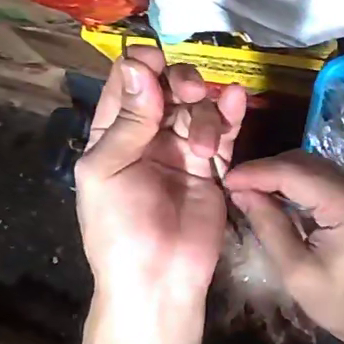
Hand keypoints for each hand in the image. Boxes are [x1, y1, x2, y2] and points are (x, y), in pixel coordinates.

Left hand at [75, 46, 246, 319]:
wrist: (158, 279)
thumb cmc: (119, 228)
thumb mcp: (106, 171)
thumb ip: (128, 120)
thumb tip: (137, 64)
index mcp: (112, 133)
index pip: (127, 83)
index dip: (141, 66)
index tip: (156, 64)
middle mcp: (147, 134)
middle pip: (167, 86)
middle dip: (180, 80)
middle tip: (189, 91)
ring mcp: (182, 148)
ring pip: (196, 105)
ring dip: (204, 110)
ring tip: (204, 144)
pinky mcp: (212, 164)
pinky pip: (222, 129)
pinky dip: (230, 112)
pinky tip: (236, 99)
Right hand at [224, 151, 343, 343]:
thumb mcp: (298, 272)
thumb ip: (269, 226)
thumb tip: (240, 192)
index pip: (293, 172)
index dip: (255, 172)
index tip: (225, 179)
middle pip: (304, 163)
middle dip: (266, 171)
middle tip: (233, 186)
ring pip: (314, 166)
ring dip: (281, 175)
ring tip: (249, 190)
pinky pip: (326, 178)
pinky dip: (300, 184)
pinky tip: (278, 196)